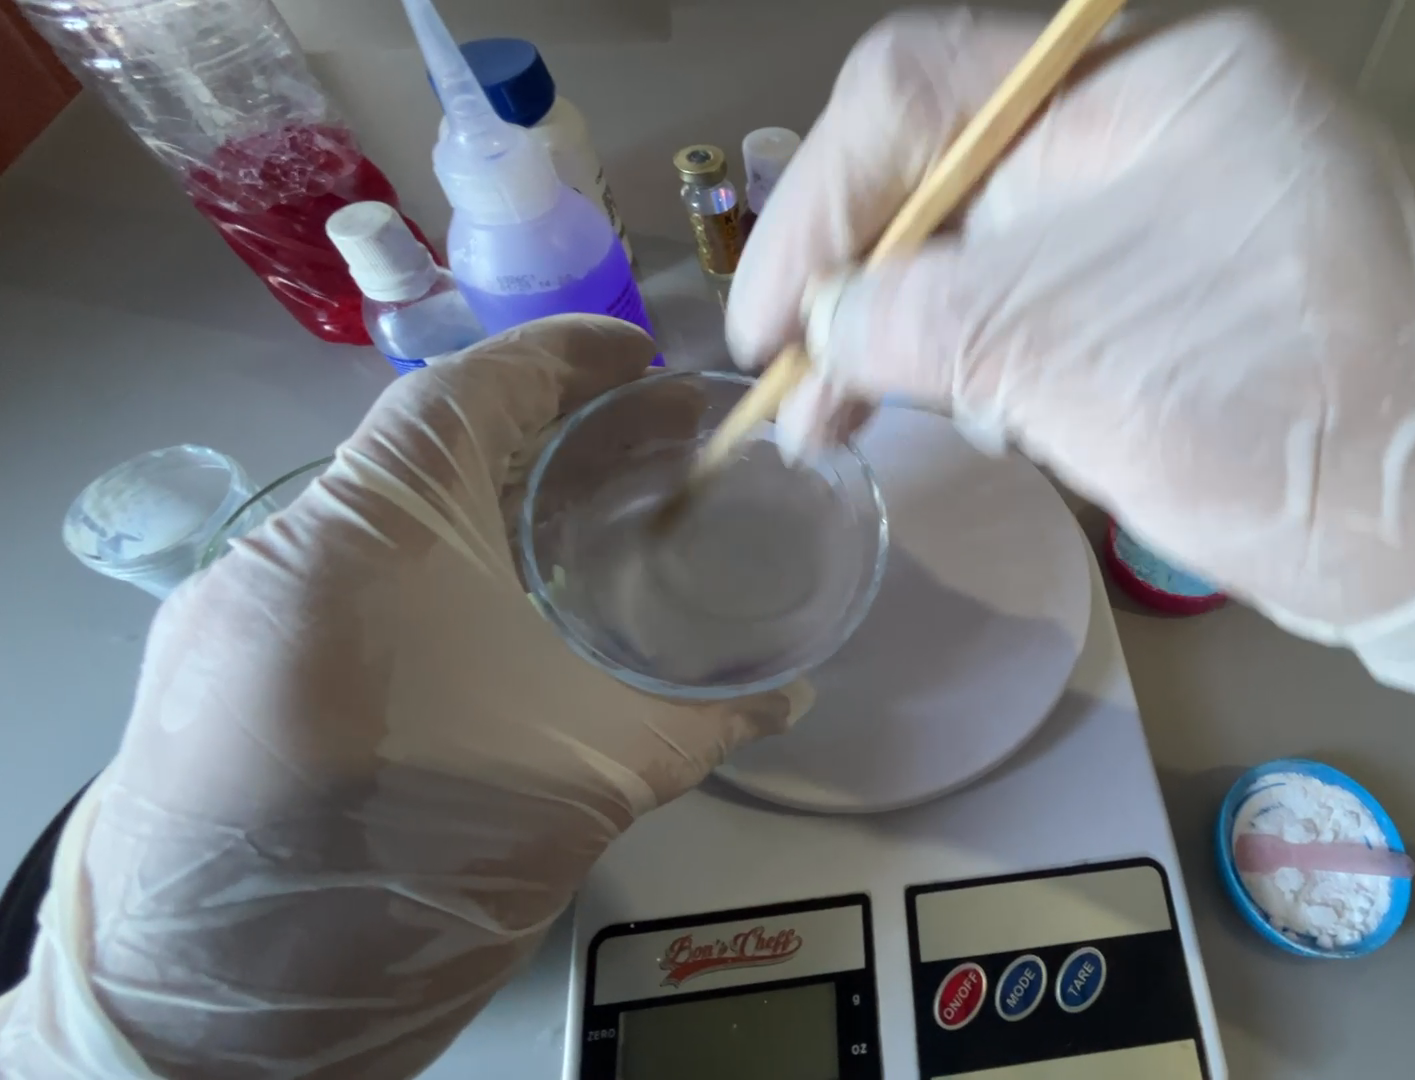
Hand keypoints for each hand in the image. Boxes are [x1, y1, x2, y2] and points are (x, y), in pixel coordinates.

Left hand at [0, 317, 805, 1077]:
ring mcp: (272, 597)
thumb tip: (794, 694)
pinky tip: (530, 568)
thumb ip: (699, 723)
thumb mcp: (583, 779)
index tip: (640, 351)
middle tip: (652, 422)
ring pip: (412, 494)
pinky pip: (383, 551)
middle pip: (441, 435)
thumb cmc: (413, 868)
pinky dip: (468, 533)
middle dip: (550, 411)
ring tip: (609, 482)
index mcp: (371, 549)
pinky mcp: (264, 647)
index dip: (556, 352)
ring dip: (509, 471)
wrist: (233, 1015)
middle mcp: (310, 550)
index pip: (461, 395)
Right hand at [730, 9, 1414, 781]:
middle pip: (942, 185)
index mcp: (1142, 97)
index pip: (918, 102)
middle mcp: (1145, 141)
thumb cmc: (1312, 430)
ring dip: (905, 339)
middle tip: (797, 404)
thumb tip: (818, 322)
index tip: (763, 332)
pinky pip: (1031, 320)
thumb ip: (936, 322)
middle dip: (852, 289)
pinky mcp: (1164, 312)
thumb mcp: (1098, 365)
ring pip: (981, 262)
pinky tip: (955, 418)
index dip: (816, 210)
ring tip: (853, 425)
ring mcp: (1155, 230)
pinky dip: (972, 369)